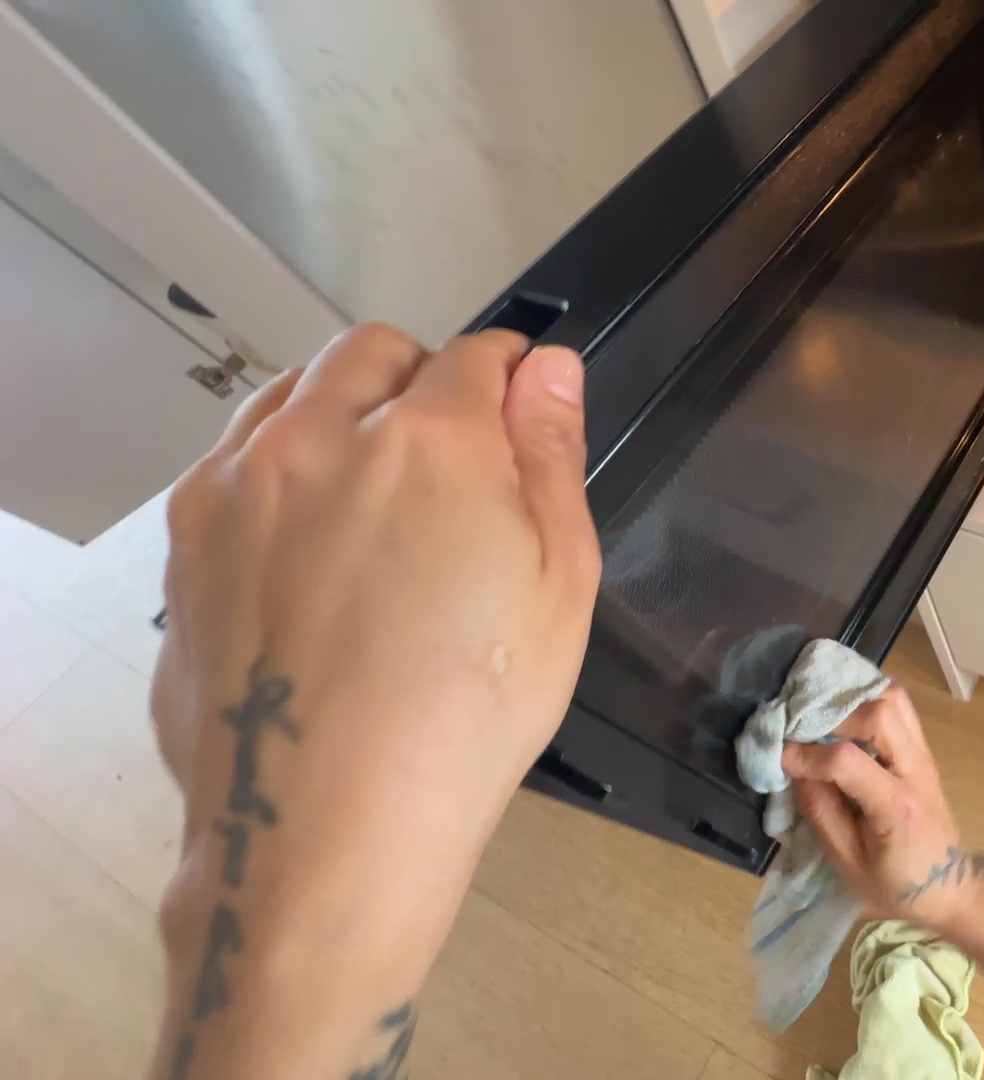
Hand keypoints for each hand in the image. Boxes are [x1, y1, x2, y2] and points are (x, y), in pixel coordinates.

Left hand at [149, 323, 599, 1077]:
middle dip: (439, 379)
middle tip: (474, 460)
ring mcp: (241, 482)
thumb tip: (553, 369)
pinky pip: (244, 444)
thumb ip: (554, 455)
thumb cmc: (479, 699)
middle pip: (384, 351)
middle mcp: (325, 439)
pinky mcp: (190, 534)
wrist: (336, 815)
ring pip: (304, 386)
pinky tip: (333, 523)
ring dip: (363, 405)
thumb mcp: (561, 576)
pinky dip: (298, 449)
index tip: (534, 410)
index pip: (483, 356)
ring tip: (401, 490)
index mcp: (437, 445)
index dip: (522, 375)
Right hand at [783, 686, 983, 930]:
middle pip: (881, 712)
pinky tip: (847, 720)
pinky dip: (870, 704)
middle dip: (837, 715)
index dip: (808, 755)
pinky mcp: (923, 749)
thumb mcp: (849, 863)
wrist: (949, 886)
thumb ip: (822, 813)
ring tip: (828, 721)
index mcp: (897, 806)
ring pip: (895, 700)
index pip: (848, 760)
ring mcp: (925, 754)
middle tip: (807, 730)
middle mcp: (917, 768)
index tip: (782, 757)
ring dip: (857, 702)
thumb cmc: (897, 884)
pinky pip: (899, 709)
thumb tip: (797, 770)